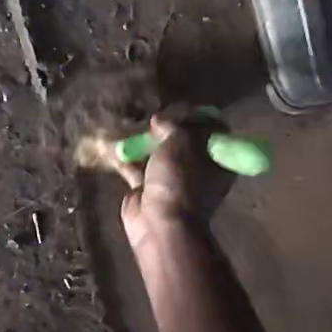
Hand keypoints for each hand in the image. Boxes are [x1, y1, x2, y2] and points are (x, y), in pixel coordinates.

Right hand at [120, 109, 234, 251]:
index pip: (212, 130)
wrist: (159, 221)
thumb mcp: (182, 140)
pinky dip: (126, 156)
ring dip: (143, 141)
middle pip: (182, 139)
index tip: (180, 110)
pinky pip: (136, 166)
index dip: (196, 117)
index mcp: (217, 160)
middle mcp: (197, 169)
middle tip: (154, 119)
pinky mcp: (146, 188)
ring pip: (157, 152)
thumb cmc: (180, 179)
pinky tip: (114, 144)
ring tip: (131, 126)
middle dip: (165, 128)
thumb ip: (174, 123)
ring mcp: (171, 179)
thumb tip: (159, 121)